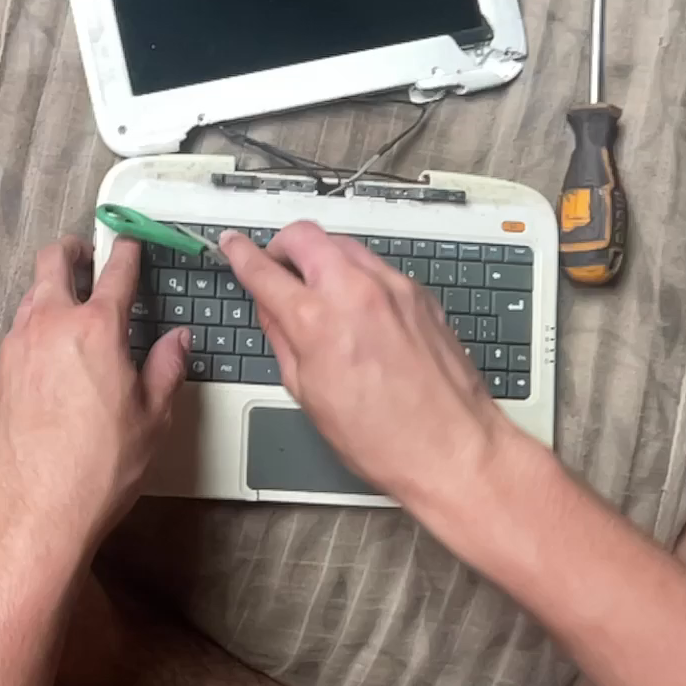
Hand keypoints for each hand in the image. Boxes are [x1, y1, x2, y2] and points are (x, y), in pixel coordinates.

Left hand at [0, 237, 189, 550]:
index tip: (130, 243)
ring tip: (73, 301)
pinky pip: (20, 324)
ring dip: (53, 284)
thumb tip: (177, 341)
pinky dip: (37, 318)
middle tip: (89, 255)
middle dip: (73, 249)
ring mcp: (19, 343)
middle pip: (54, 260)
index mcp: (95, 328)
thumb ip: (167, 367)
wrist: (35, 506)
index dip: (127, 250)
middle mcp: (50, 324)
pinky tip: (53, 345)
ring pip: (33, 290)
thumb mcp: (153, 417)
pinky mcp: (1, 366)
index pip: (116, 271)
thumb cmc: (97, 466)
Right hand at [219, 223, 506, 502]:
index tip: (232, 245)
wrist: (453, 451)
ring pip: (341, 243)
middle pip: (304, 234)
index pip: (263, 269)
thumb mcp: (306, 391)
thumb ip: (282, 338)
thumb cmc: (381, 436)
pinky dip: (354, 275)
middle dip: (281, 245)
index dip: (239, 253)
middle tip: (275, 267)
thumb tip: (271, 308)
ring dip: (319, 256)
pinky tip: (355, 306)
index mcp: (316, 320)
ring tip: (316, 288)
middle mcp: (355, 291)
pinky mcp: (419, 294)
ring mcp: (392, 287)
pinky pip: (375, 265)